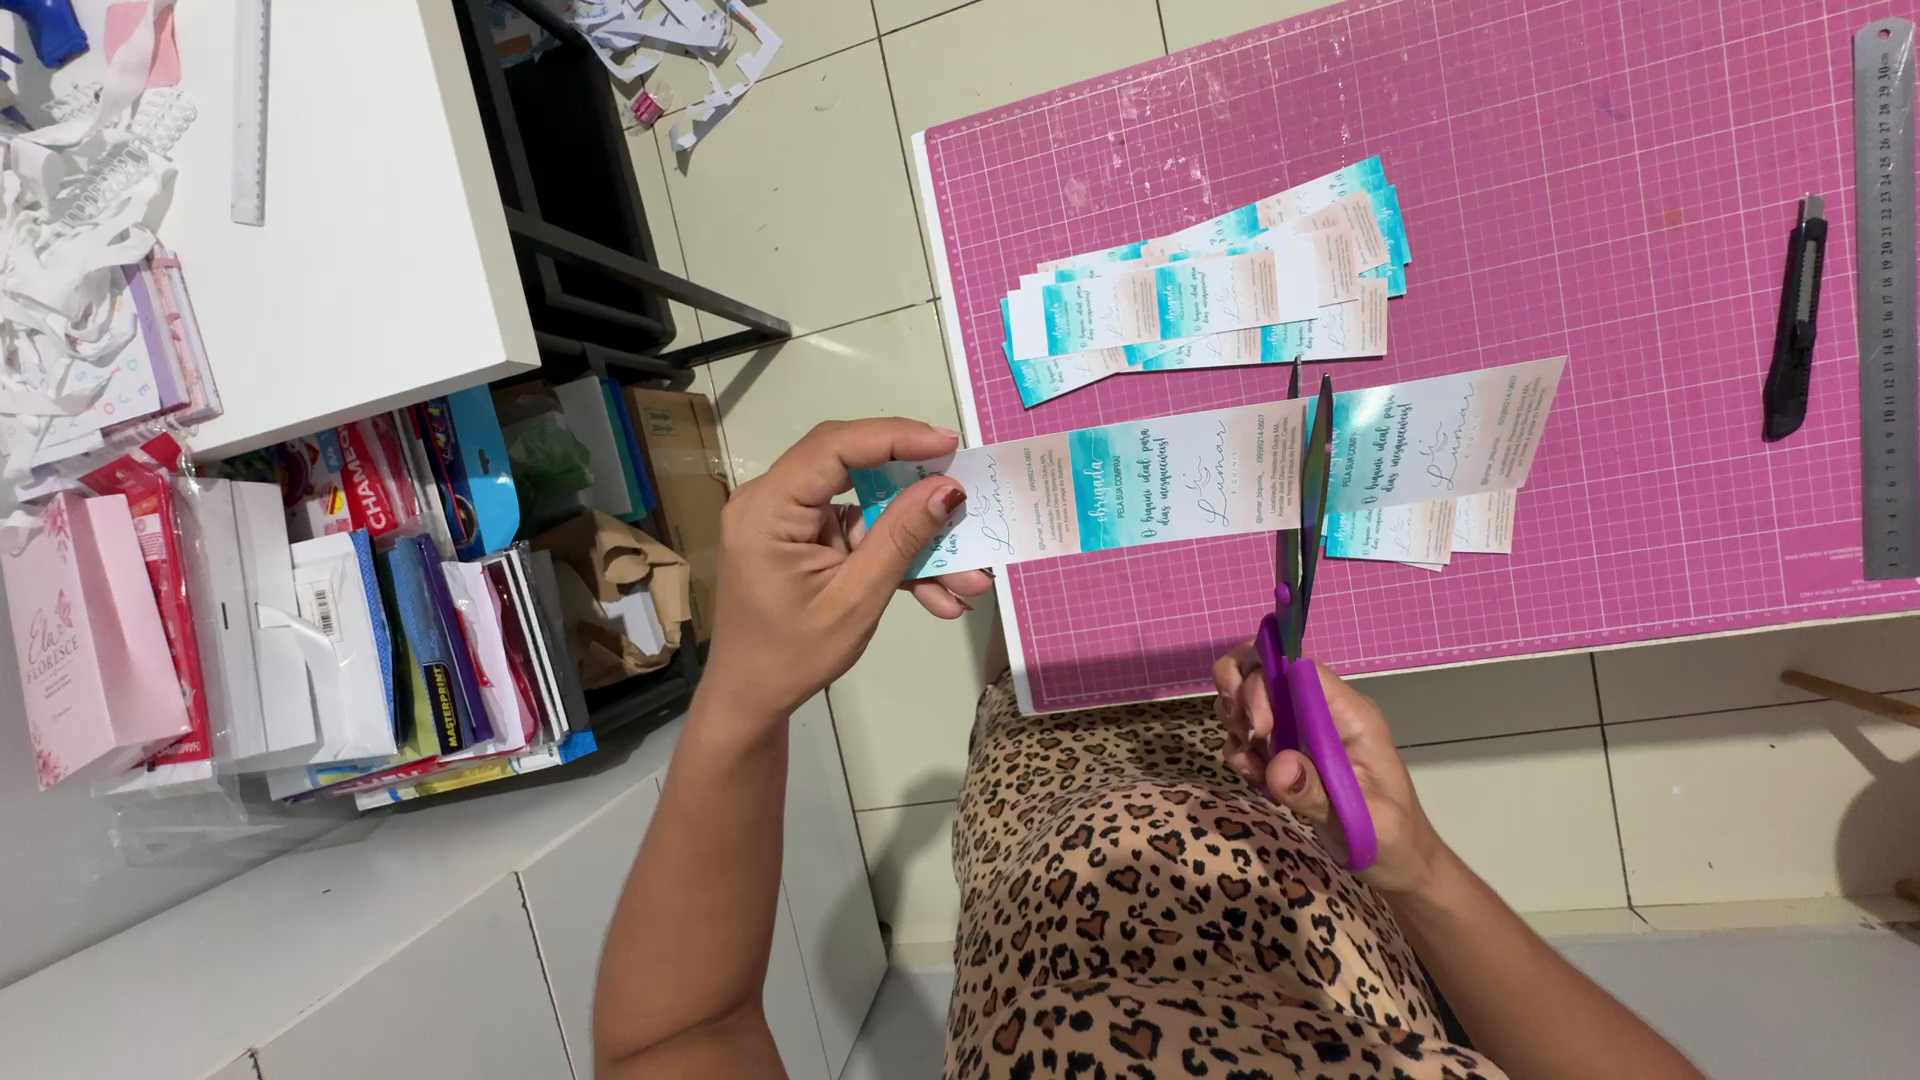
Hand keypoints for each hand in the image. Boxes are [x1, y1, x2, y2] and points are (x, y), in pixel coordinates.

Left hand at [703, 419, 992, 723]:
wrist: (754, 700)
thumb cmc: (792, 657)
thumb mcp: (855, 600)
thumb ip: (900, 539)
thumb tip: (948, 490)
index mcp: (768, 509)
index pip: (834, 447)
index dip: (895, 437)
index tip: (948, 444)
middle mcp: (774, 502)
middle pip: (853, 467)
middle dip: (914, 484)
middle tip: (963, 490)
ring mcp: (793, 522)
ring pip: (867, 508)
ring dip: (917, 539)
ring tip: (969, 574)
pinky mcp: (810, 541)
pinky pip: (862, 536)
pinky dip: (898, 560)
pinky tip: (940, 595)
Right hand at [1213, 643, 1447, 894]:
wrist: (1397, 863)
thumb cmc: (1394, 840)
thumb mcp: (1365, 824)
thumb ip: (1317, 794)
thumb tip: (1277, 766)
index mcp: (1348, 714)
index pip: (1298, 667)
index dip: (1266, 684)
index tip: (1259, 729)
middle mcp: (1319, 710)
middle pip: (1263, 666)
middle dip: (1238, 693)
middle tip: (1245, 736)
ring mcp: (1298, 726)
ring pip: (1245, 694)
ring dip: (1235, 725)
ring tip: (1251, 768)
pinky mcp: (1282, 746)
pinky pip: (1244, 731)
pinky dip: (1237, 751)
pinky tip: (1255, 780)